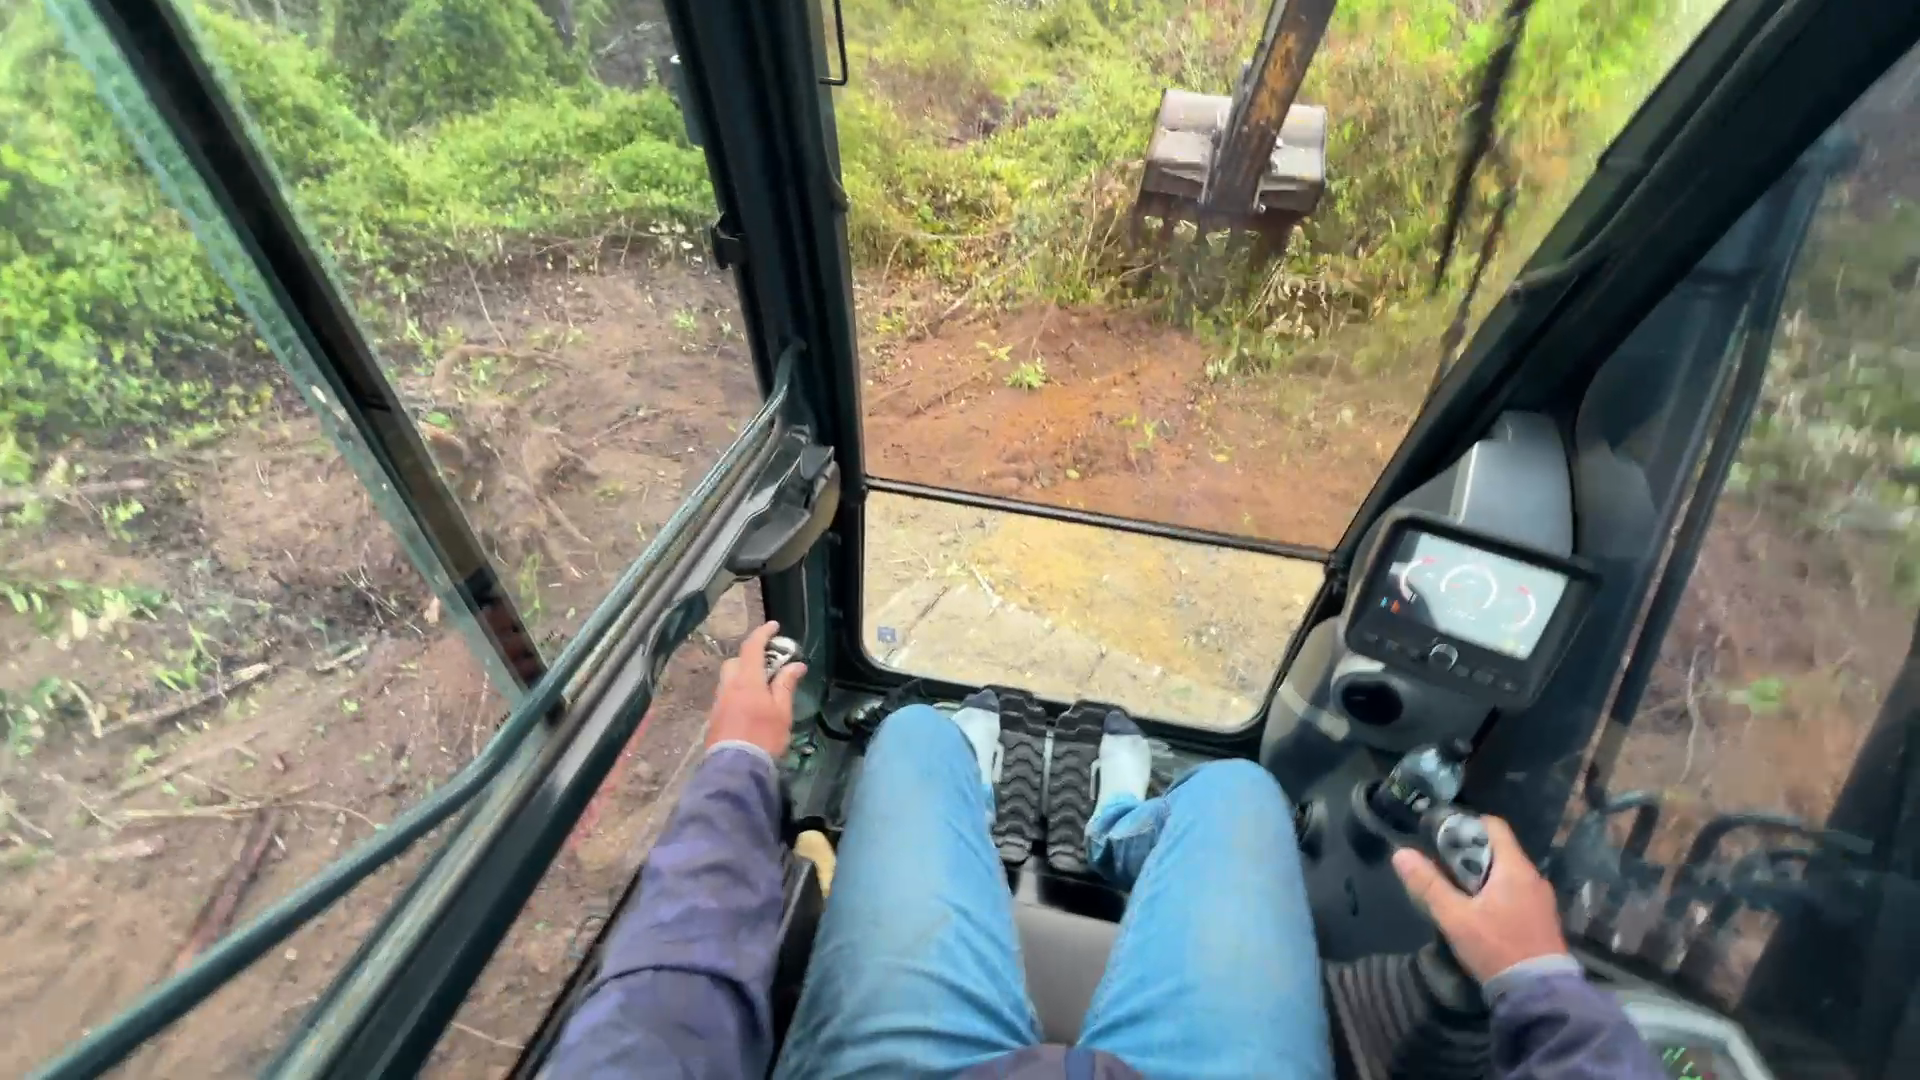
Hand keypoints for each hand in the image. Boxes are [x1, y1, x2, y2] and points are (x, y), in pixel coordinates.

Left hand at [706, 621, 805, 757]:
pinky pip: (726, 696)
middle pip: (736, 662)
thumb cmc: (764, 737)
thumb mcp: (782, 711)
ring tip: (762, 689)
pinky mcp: (715, 718)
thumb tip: (796, 665)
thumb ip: (786, 685)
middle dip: (750, 658)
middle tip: (769, 665)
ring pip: (729, 679)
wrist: (736, 768)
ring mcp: (719, 702)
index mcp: (746, 680)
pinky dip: (738, 692)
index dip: (763, 633)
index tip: (774, 626)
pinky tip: (750, 707)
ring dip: (744, 676)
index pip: (752, 648)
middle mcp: (728, 686)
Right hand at [1391, 815, 1567, 983]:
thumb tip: (1400, 853)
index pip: (1494, 826)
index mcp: (1515, 869)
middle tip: (1439, 863)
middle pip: (1496, 848)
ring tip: (1453, 887)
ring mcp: (1541, 900)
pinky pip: (1514, 890)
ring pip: (1504, 871)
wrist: (1541, 997)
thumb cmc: (1498, 947)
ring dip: (1479, 872)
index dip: (1466, 824)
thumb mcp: (1455, 916)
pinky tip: (1476, 908)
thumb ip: (1428, 883)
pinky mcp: (1541, 918)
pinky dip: (1493, 889)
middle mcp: (1533, 878)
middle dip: (1467, 851)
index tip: (1441, 835)